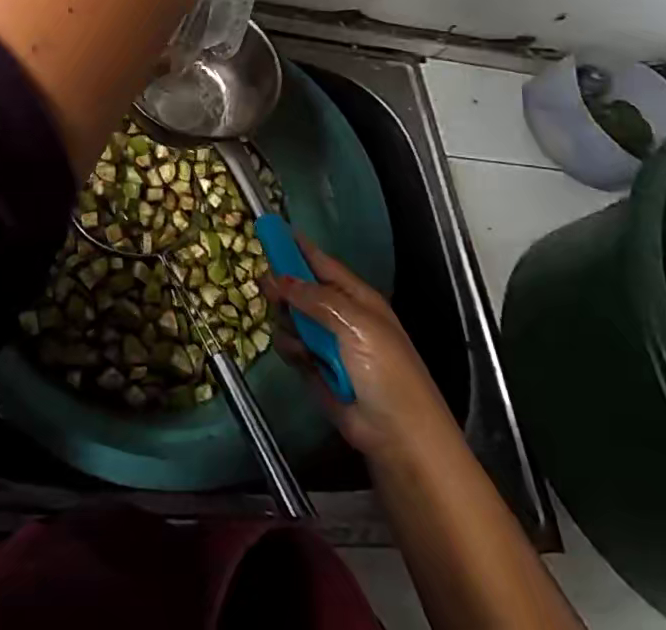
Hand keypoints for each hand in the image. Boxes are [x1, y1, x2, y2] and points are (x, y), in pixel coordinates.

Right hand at [263, 237, 454, 464]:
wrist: (398, 434)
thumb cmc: (386, 371)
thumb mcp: (355, 325)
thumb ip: (315, 299)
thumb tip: (280, 277)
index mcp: (357, 298)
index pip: (322, 263)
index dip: (298, 247)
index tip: (270, 230)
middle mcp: (339, 315)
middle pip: (299, 288)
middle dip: (284, 288)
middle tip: (268, 289)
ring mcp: (326, 342)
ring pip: (289, 317)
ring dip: (288, 324)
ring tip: (299, 340)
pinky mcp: (314, 367)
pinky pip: (289, 346)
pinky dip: (290, 350)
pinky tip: (301, 359)